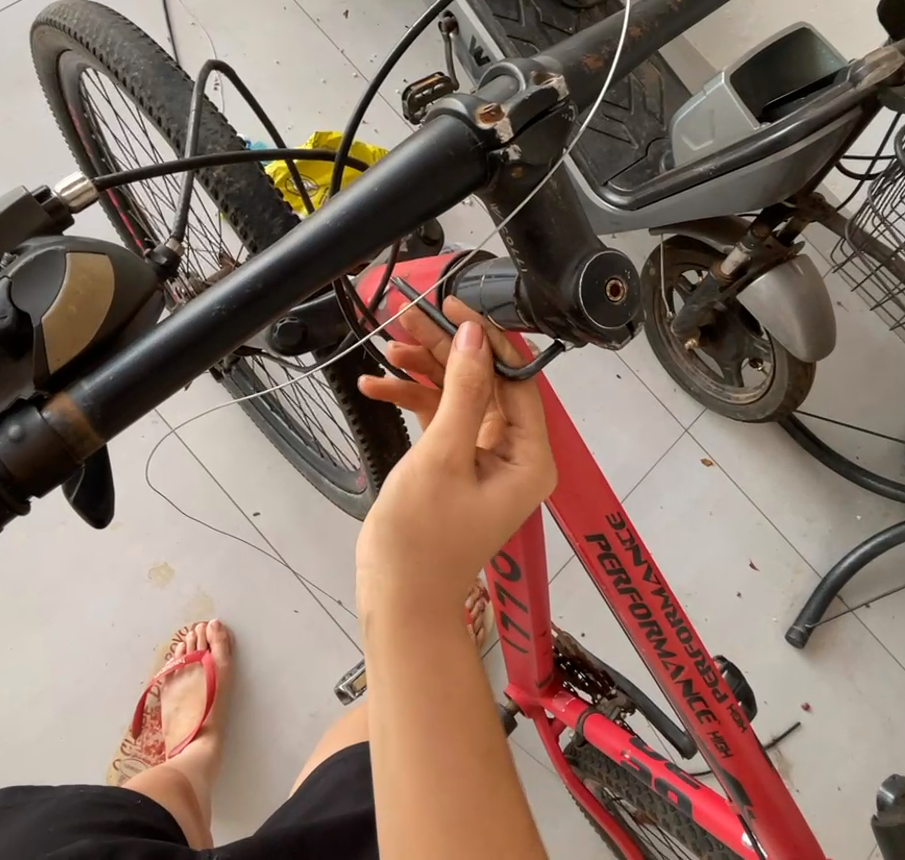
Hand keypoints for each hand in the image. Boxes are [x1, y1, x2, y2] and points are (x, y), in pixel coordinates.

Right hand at [355, 302, 555, 615]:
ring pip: (458, 395)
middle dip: (445, 349)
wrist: (396, 599)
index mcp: (529, 455)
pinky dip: (411, 401)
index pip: (517, 377)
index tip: (450, 305)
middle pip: (483, 381)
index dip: (486, 337)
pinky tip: (375, 385)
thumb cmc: (422, 536)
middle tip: (405, 316)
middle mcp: (514, 451)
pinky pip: (439, 418)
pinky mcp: (454, 462)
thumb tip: (475, 335)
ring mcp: (483, 457)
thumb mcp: (443, 456)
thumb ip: (463, 392)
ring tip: (386, 344)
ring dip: (422, 371)